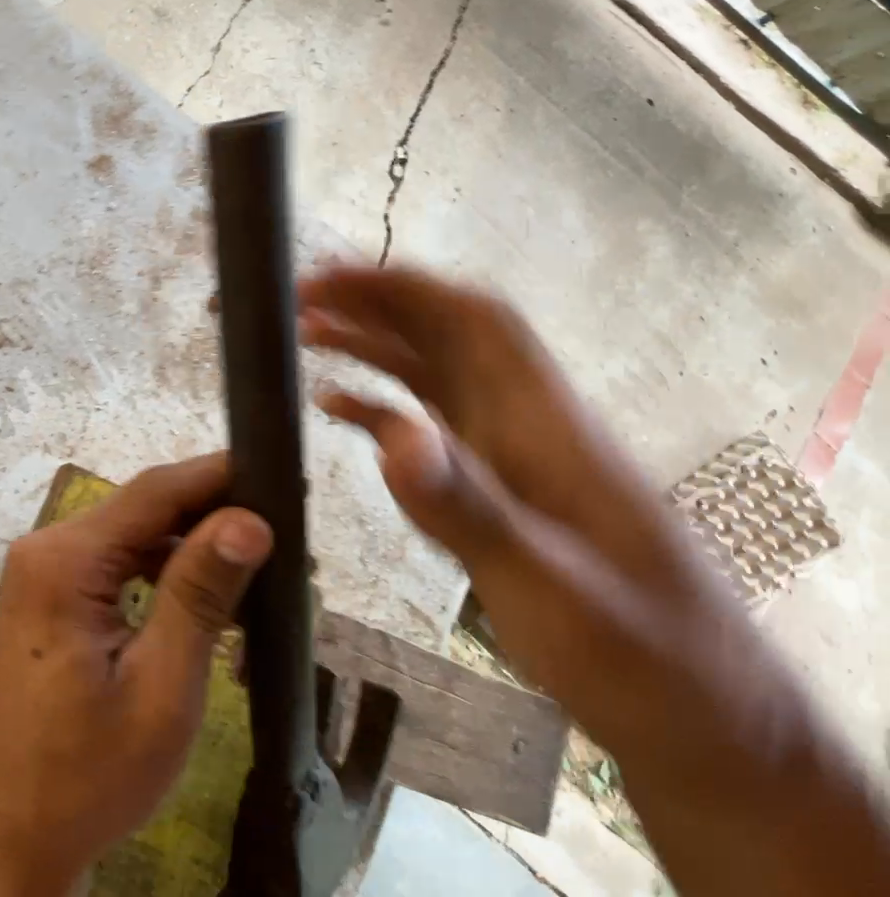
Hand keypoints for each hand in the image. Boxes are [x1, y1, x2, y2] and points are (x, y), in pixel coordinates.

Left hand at [0, 454, 271, 895]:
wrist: (20, 836)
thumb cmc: (92, 773)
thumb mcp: (161, 687)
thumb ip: (199, 595)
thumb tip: (246, 519)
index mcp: (62, 562)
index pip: (152, 492)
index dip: (218, 477)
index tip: (281, 475)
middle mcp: (42, 552)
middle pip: (139, 511)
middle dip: (211, 515)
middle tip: (289, 534)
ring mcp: (38, 578)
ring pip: (128, 539)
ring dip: (189, 549)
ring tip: (264, 568)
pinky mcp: (45, 604)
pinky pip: (111, 569)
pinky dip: (159, 576)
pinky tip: (208, 599)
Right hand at [297, 261, 725, 727]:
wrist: (702, 715)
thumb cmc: (636, 655)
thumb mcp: (547, 588)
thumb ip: (468, 508)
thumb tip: (391, 437)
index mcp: (546, 429)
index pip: (476, 324)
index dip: (403, 289)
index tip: (329, 278)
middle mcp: (528, 426)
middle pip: (448, 336)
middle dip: (373, 304)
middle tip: (291, 299)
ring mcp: (514, 458)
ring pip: (435, 374)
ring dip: (371, 345)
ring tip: (302, 333)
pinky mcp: (499, 490)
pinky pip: (430, 426)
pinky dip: (378, 405)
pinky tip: (335, 407)